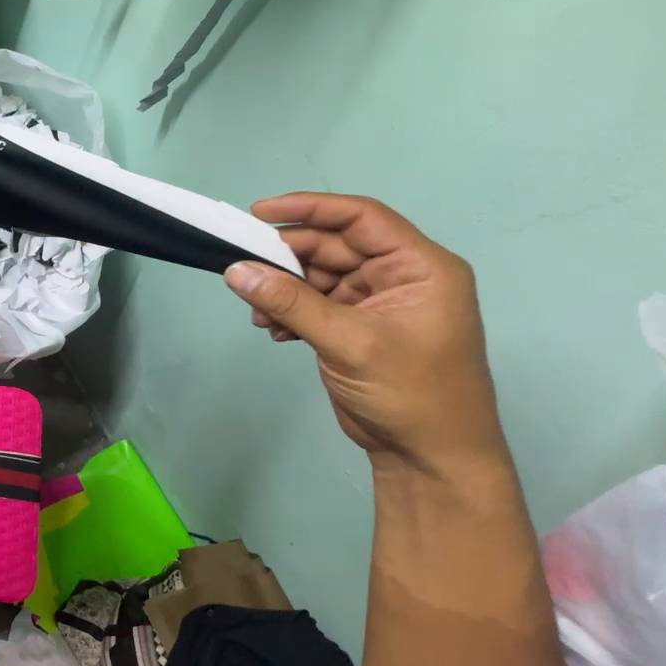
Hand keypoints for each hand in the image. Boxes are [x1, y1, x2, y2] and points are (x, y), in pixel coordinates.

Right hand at [222, 193, 507, 475]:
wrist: (430, 456)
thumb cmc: (411, 393)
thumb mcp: (349, 342)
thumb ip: (291, 303)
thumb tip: (235, 270)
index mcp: (420, 268)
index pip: (361, 219)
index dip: (310, 208)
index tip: (259, 212)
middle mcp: (399, 278)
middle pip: (332, 246)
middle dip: (287, 258)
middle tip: (245, 271)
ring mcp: (375, 303)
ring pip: (316, 275)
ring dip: (282, 288)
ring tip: (258, 313)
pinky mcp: (354, 327)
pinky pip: (312, 302)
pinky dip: (287, 310)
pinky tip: (271, 329)